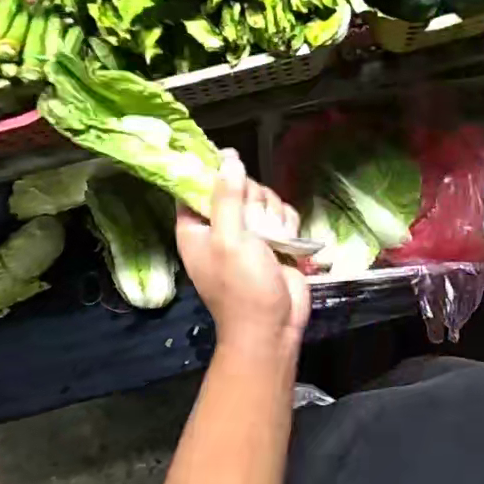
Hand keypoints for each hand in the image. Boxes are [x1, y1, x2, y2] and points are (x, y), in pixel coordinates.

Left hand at [176, 150, 310, 353]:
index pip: (196, 185)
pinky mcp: (273, 240)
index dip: (213, 173)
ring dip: (273, 214)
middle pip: (237, 187)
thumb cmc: (242, 287)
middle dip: (253, 199)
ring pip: (263, 199)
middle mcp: (220, 226)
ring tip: (273, 237)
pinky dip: (287, 225)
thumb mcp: (230, 239)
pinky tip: (287, 241)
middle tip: (255, 221)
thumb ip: (228, 197)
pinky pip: (282, 214)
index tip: (231, 167)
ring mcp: (248, 233)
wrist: (274, 326)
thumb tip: (228, 157)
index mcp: (195, 227)